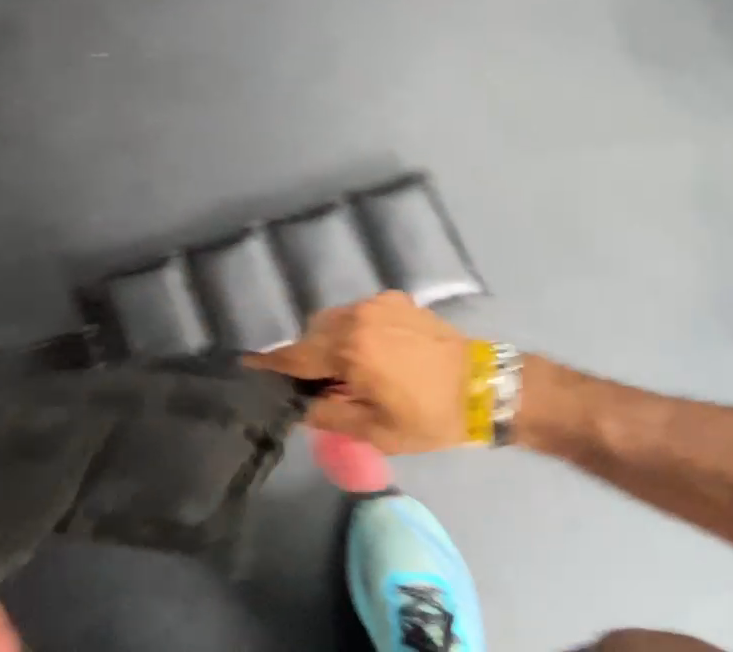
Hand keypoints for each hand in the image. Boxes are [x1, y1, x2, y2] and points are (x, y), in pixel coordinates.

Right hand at [244, 290, 472, 454]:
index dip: (269, 365)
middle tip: (320, 385)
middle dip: (308, 358)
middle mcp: (355, 318)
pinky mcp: (395, 299)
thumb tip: (299, 406)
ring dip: (332, 341)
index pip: (294, 356)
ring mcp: (376, 304)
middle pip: (312, 334)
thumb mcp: (376, 431)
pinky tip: (376, 352)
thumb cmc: (430, 417)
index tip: (246, 366)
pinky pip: (360, 313)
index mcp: (348, 350)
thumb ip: (328, 416)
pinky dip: (356, 330)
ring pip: (334, 320)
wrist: (486, 388)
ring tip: (351, 369)